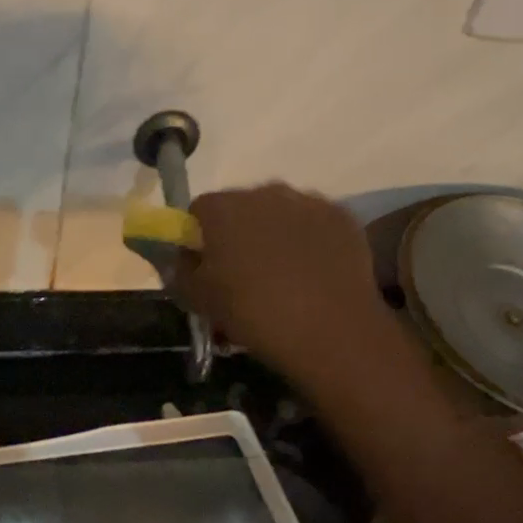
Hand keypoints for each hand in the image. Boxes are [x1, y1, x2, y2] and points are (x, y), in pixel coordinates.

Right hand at [175, 183, 397, 387]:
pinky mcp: (342, 217)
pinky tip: (311, 275)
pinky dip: (308, 241)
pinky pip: (313, 224)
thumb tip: (184, 256)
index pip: (198, 210)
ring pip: (279, 213)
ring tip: (281, 277)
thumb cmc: (253, 313)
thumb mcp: (198, 300)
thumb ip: (180, 270)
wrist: (329, 329)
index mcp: (224, 209)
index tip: (204, 267)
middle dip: (237, 233)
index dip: (197, 237)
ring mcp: (308, 201)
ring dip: (274, 235)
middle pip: (241, 206)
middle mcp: (265, 193)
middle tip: (241, 275)